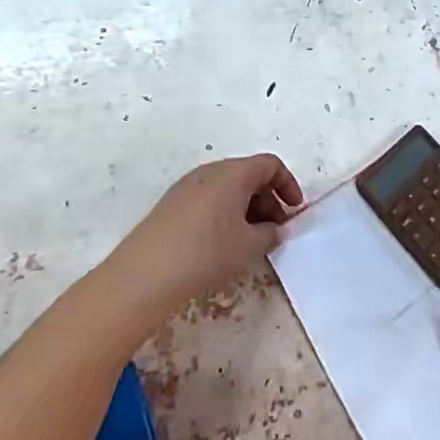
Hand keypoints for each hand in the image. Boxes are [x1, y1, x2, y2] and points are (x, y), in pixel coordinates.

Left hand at [107, 154, 302, 308]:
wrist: (144, 275)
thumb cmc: (206, 253)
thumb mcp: (248, 246)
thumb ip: (270, 233)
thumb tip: (275, 229)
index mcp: (234, 173)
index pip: (270, 165)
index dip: (288, 185)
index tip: (294, 211)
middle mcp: (211, 171)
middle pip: (249, 175)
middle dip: (268, 199)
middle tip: (275, 230)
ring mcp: (188, 185)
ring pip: (228, 187)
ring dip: (247, 208)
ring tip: (250, 240)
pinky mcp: (172, 203)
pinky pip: (209, 198)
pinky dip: (225, 212)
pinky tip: (223, 242)